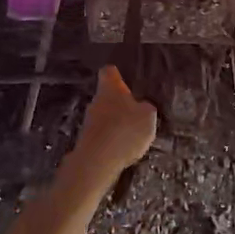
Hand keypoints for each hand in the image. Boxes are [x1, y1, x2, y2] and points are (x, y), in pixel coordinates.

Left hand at [69, 66, 157, 180]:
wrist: (96, 162)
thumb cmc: (125, 129)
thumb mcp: (148, 115)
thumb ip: (146, 108)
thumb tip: (142, 106)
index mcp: (109, 88)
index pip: (109, 72)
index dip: (117, 74)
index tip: (125, 79)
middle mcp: (95, 101)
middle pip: (107, 96)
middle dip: (119, 103)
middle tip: (136, 111)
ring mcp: (87, 122)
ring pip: (104, 116)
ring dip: (115, 123)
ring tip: (132, 134)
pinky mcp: (85, 142)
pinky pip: (101, 135)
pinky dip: (110, 140)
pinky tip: (122, 149)